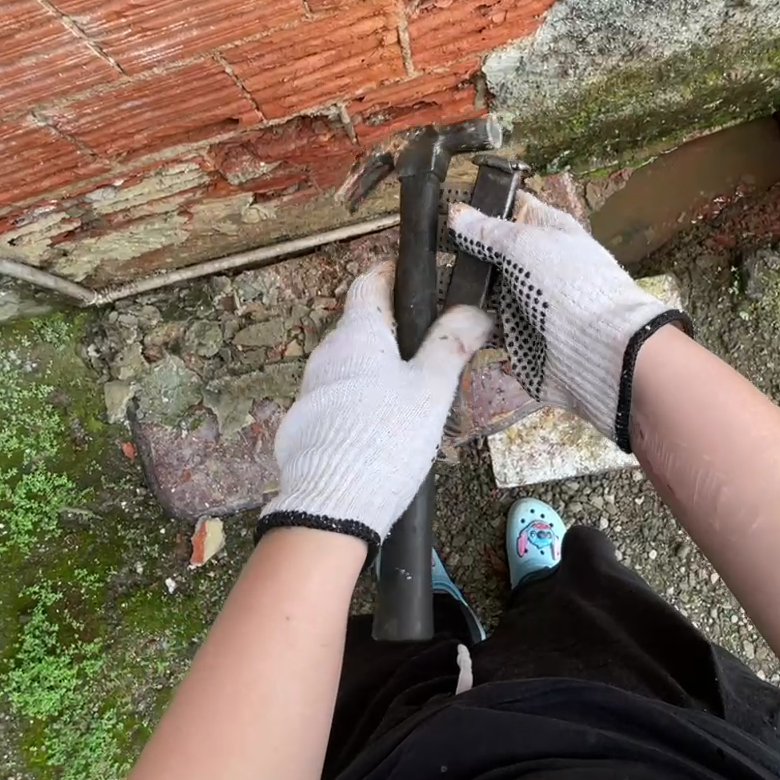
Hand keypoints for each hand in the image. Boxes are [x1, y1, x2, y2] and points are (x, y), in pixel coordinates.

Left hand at [259, 262, 491, 546]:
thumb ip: (451, 345)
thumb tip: (474, 310)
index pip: (368, 282)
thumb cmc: (386, 436)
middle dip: (393, 330)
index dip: (391, 273)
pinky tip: (382, 427)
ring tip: (411, 395)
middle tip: (429, 349)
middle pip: (362, 325)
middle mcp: (327, 353)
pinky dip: (361, 398)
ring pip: (351, 363)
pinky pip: (338, 396)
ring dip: (378, 367)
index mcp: (357, 334)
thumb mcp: (430, 389)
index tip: (413, 278)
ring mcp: (312, 388)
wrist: (332, 505)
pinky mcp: (305, 421)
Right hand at [449, 192, 685, 450]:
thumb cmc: (568, 282)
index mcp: (548, 230)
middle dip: (459, 251)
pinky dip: (464, 324)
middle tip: (424, 247)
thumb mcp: (526, 245)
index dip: (479, 206)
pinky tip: (438, 317)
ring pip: (483, 290)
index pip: (510, 209)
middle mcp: (535, 263)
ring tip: (421, 282)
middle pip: (489, 252)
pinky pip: (484, 326)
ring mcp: (525, 301)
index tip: (441, 207)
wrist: (599, 350)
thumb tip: (455, 212)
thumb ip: (488, 232)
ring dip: (458, 289)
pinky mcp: (516, 336)